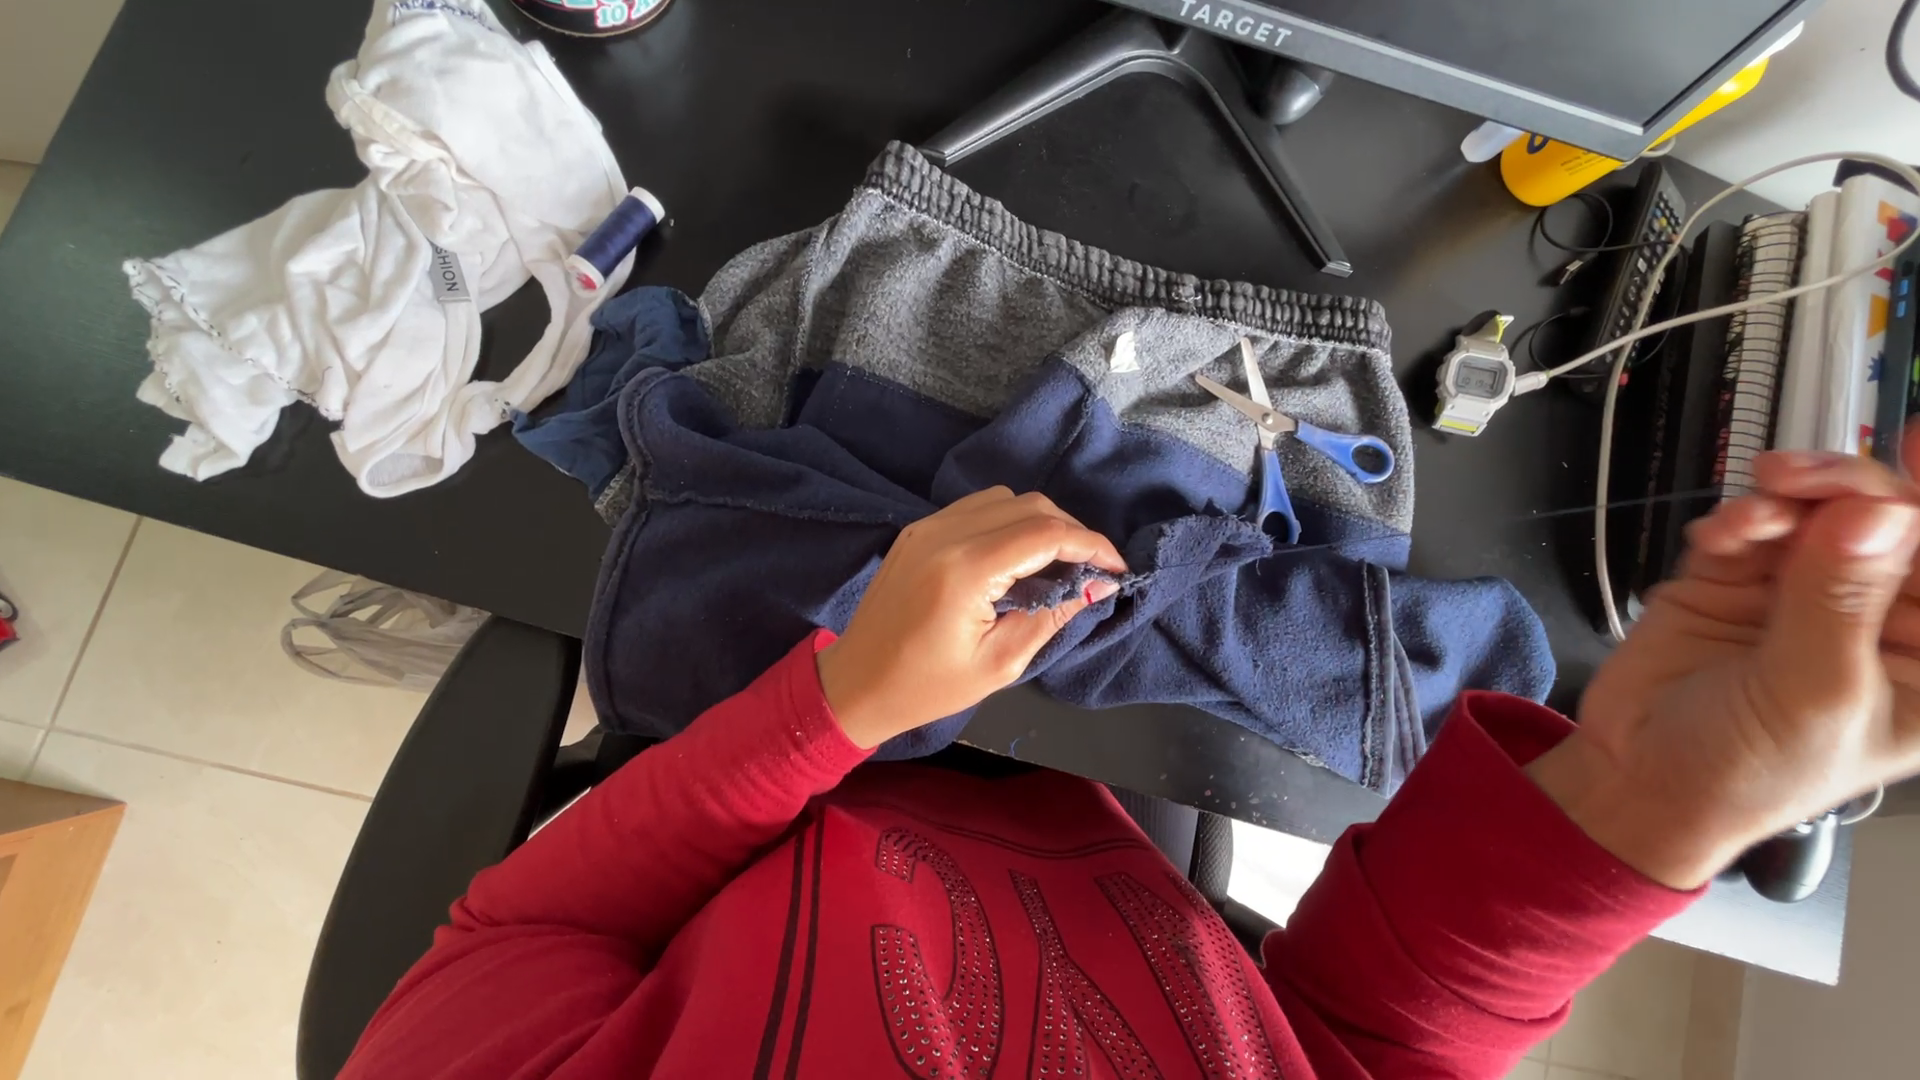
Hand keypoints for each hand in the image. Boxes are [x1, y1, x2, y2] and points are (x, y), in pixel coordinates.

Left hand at [816, 488, 1126, 748]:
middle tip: (1091, 569)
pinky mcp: (917, 530)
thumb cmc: (927, 687)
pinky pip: (976, 507)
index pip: (1046, 533)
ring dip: (1040, 522)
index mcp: (965, 570)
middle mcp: (945, 534)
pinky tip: (1018, 556)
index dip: (1091, 545)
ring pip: (1004, 499)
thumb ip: (1052, 616)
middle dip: (1071, 531)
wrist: (856, 683)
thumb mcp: (1000, 662)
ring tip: (1059, 563)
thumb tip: (1100, 586)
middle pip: (1029, 506)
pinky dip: (1008, 521)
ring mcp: (927, 527)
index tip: (1116, 569)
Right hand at [1531, 432, 1919, 888]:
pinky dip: (1731, 525)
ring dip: (1785, 503)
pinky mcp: (1725, 586)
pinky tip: (1722, 533)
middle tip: (1801, 478)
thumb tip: (1875, 516)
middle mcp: (1874, 616)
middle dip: (1852, 492)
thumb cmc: (1751, 763)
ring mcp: (1795, 597)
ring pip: (1811, 521)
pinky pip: (1741, 537)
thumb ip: (1838, 604)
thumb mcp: (1813, 693)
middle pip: (1886, 529)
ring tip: (1754, 509)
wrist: (1637, 773)